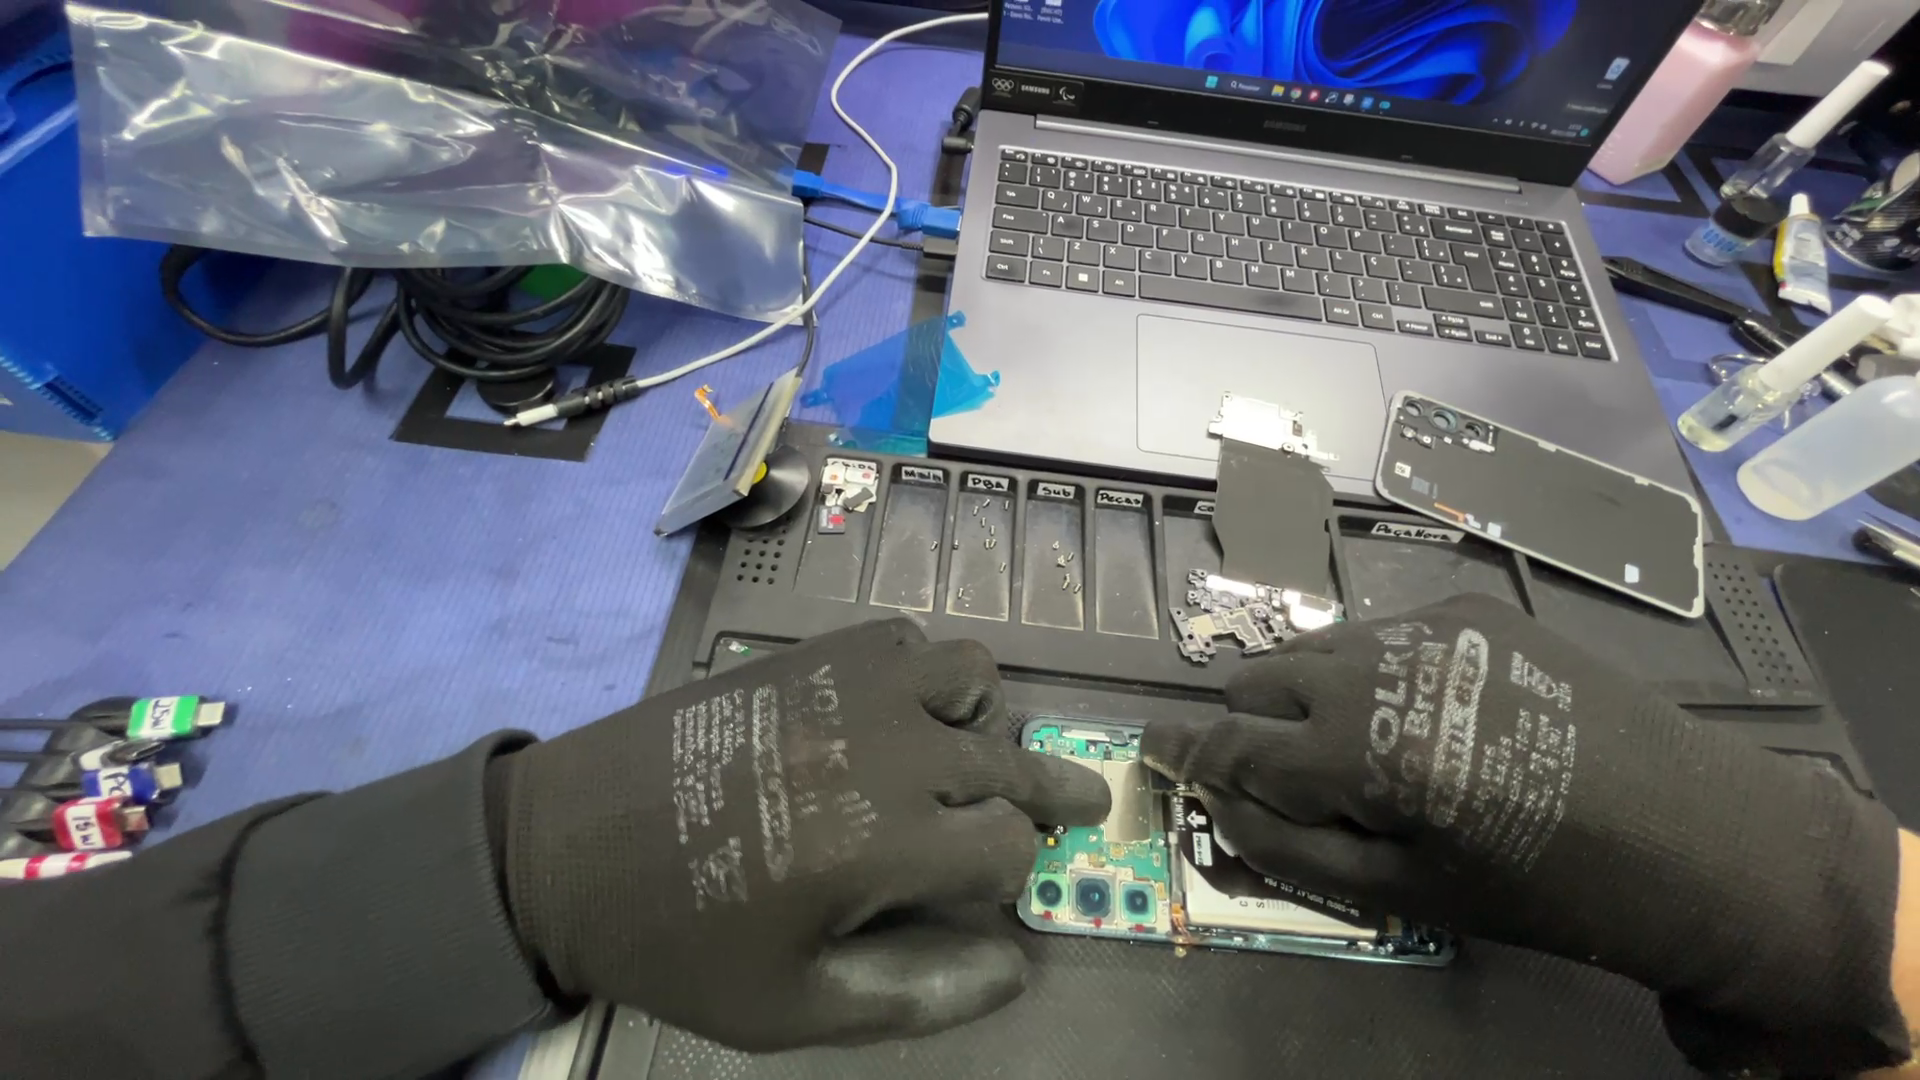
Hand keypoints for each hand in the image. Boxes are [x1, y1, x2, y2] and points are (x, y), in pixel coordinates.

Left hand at [486, 619, 1108, 1050]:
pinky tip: (898, 707)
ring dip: (985, 717)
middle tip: (1084, 802)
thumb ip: (921, 994)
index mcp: (892, 842)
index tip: (999, 886)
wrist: (578, 838)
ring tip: (968, 749)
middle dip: (1059, 790)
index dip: (1017, 871)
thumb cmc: (685, 937)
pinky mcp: (820, 651)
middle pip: (1014, 760)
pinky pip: (907, 639)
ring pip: (972, 674)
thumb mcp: (794, 1007)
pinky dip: (923, 671)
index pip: (1012, 846)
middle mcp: (894, 749)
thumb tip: (1018, 966)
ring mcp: (858, 686)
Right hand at [1142, 594, 1907, 1075]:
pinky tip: (1421, 709)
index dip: (1181, 749)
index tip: (1150, 748)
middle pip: (1254, 679)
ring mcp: (1421, 625)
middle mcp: (1378, 669)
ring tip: (1363, 741)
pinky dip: (1361, 671)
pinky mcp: (1461, 606)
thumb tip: (1214, 796)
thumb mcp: (1407, 892)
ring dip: (1304, 695)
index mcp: (1364, 755)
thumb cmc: (1547, 888)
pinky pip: (1367, 633)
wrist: (1711, 838)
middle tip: (1288, 769)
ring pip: (1306, 649)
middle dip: (1250, 726)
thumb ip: (1288, 844)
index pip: (1231, 744)